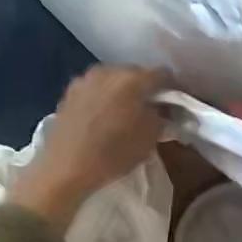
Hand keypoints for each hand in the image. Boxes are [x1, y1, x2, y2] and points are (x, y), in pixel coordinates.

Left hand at [9, 66, 169, 230]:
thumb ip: (161, 116)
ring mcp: (85, 79)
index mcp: (131, 80)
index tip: (176, 103)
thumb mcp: (148, 139)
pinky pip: (96, 88)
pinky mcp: (69, 92)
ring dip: (123, 91)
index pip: (162, 75)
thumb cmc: (112, 155)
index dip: (173, 88)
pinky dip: (105, 97)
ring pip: (114, 79)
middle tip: (152, 107)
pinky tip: (104, 115)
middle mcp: (107, 71)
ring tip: (126, 111)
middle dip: (146, 88)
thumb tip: (163, 108)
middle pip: (136, 73)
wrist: (64, 169)